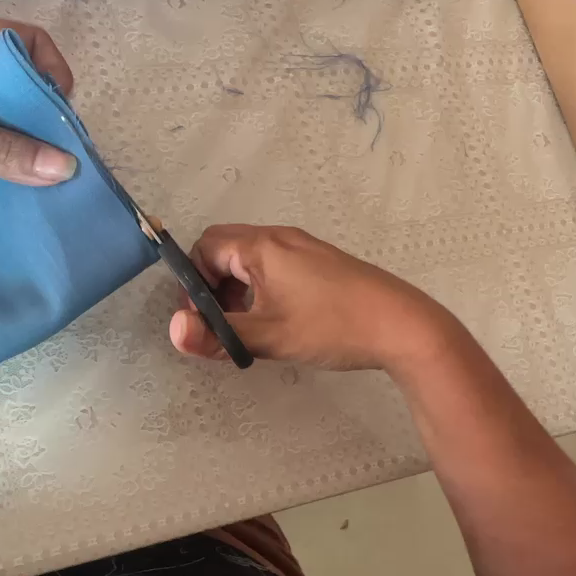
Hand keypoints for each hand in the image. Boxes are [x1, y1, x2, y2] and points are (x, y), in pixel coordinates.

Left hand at [0, 17, 78, 207]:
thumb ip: (0, 148)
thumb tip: (66, 169)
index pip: (26, 45)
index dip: (50, 78)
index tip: (61, 123)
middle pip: (17, 90)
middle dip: (41, 124)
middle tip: (61, 166)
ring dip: (21, 154)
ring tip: (46, 188)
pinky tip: (15, 198)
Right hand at [168, 224, 460, 373]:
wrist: (402, 326)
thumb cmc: (331, 326)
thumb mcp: (268, 336)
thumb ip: (217, 336)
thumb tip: (173, 331)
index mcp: (263, 246)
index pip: (205, 247)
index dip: (194, 283)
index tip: (203, 317)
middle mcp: (281, 238)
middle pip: (226, 251)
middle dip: (214, 288)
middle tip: (223, 325)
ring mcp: (304, 249)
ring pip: (251, 262)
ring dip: (239, 293)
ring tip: (251, 329)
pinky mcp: (321, 264)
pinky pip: (275, 269)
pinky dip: (263, 292)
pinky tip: (279, 323)